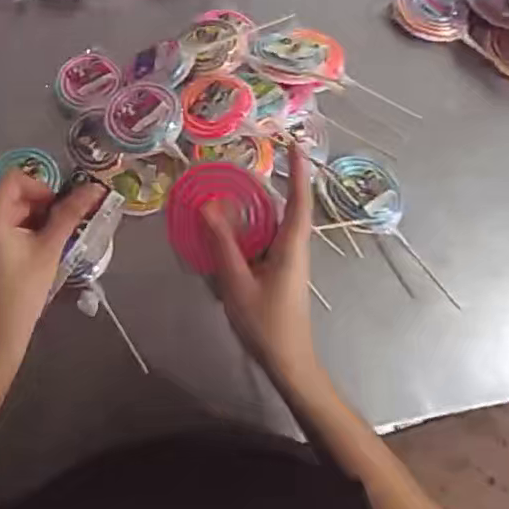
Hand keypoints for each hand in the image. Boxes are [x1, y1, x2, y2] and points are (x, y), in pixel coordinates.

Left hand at [0, 173, 105, 400]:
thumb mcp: (49, 251)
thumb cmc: (22, 293)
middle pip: (13, 196)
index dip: (42, 186)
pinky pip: (4, 233)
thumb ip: (69, 215)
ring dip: (37, 222)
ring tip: (56, 245)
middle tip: (66, 228)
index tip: (61, 209)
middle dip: (43, 206)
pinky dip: (25, 236)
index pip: (15, 178)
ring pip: (12, 216)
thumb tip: (94, 188)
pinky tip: (40, 257)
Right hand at [203, 145, 318, 383]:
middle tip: (248, 165)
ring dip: (258, 209)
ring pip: (273, 227)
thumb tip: (208, 207)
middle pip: (287, 209)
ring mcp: (287, 262)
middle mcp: (294, 250)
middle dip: (273, 184)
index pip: (299, 202)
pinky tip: (229, 233)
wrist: (288, 361)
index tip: (295, 146)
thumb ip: (223, 245)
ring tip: (233, 193)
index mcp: (291, 248)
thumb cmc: (266, 323)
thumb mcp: (238, 283)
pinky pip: (264, 243)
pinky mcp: (278, 273)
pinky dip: (249, 231)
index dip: (298, 173)